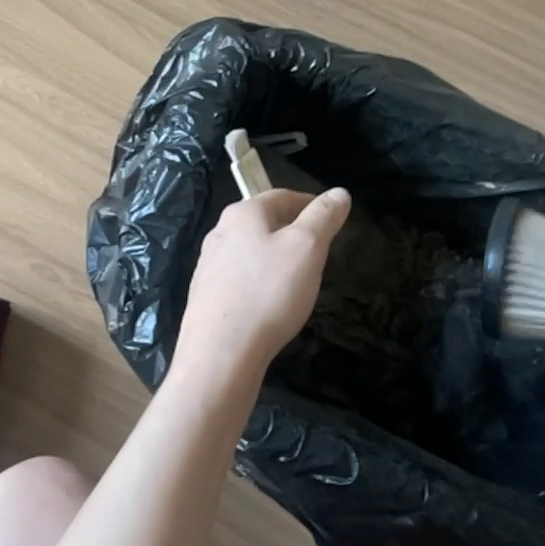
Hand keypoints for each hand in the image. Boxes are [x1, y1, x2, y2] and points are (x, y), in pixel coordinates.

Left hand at [175, 188, 350, 379]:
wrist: (220, 352)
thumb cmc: (268, 293)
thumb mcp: (306, 249)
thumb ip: (323, 218)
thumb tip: (339, 192)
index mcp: (243, 213)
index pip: (282, 196)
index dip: (310, 204)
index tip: (331, 219)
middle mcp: (220, 231)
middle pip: (263, 222)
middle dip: (292, 231)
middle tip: (319, 250)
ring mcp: (208, 263)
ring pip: (250, 250)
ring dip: (274, 257)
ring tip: (297, 278)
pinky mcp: (205, 294)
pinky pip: (239, 277)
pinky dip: (258, 281)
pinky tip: (269, 304)